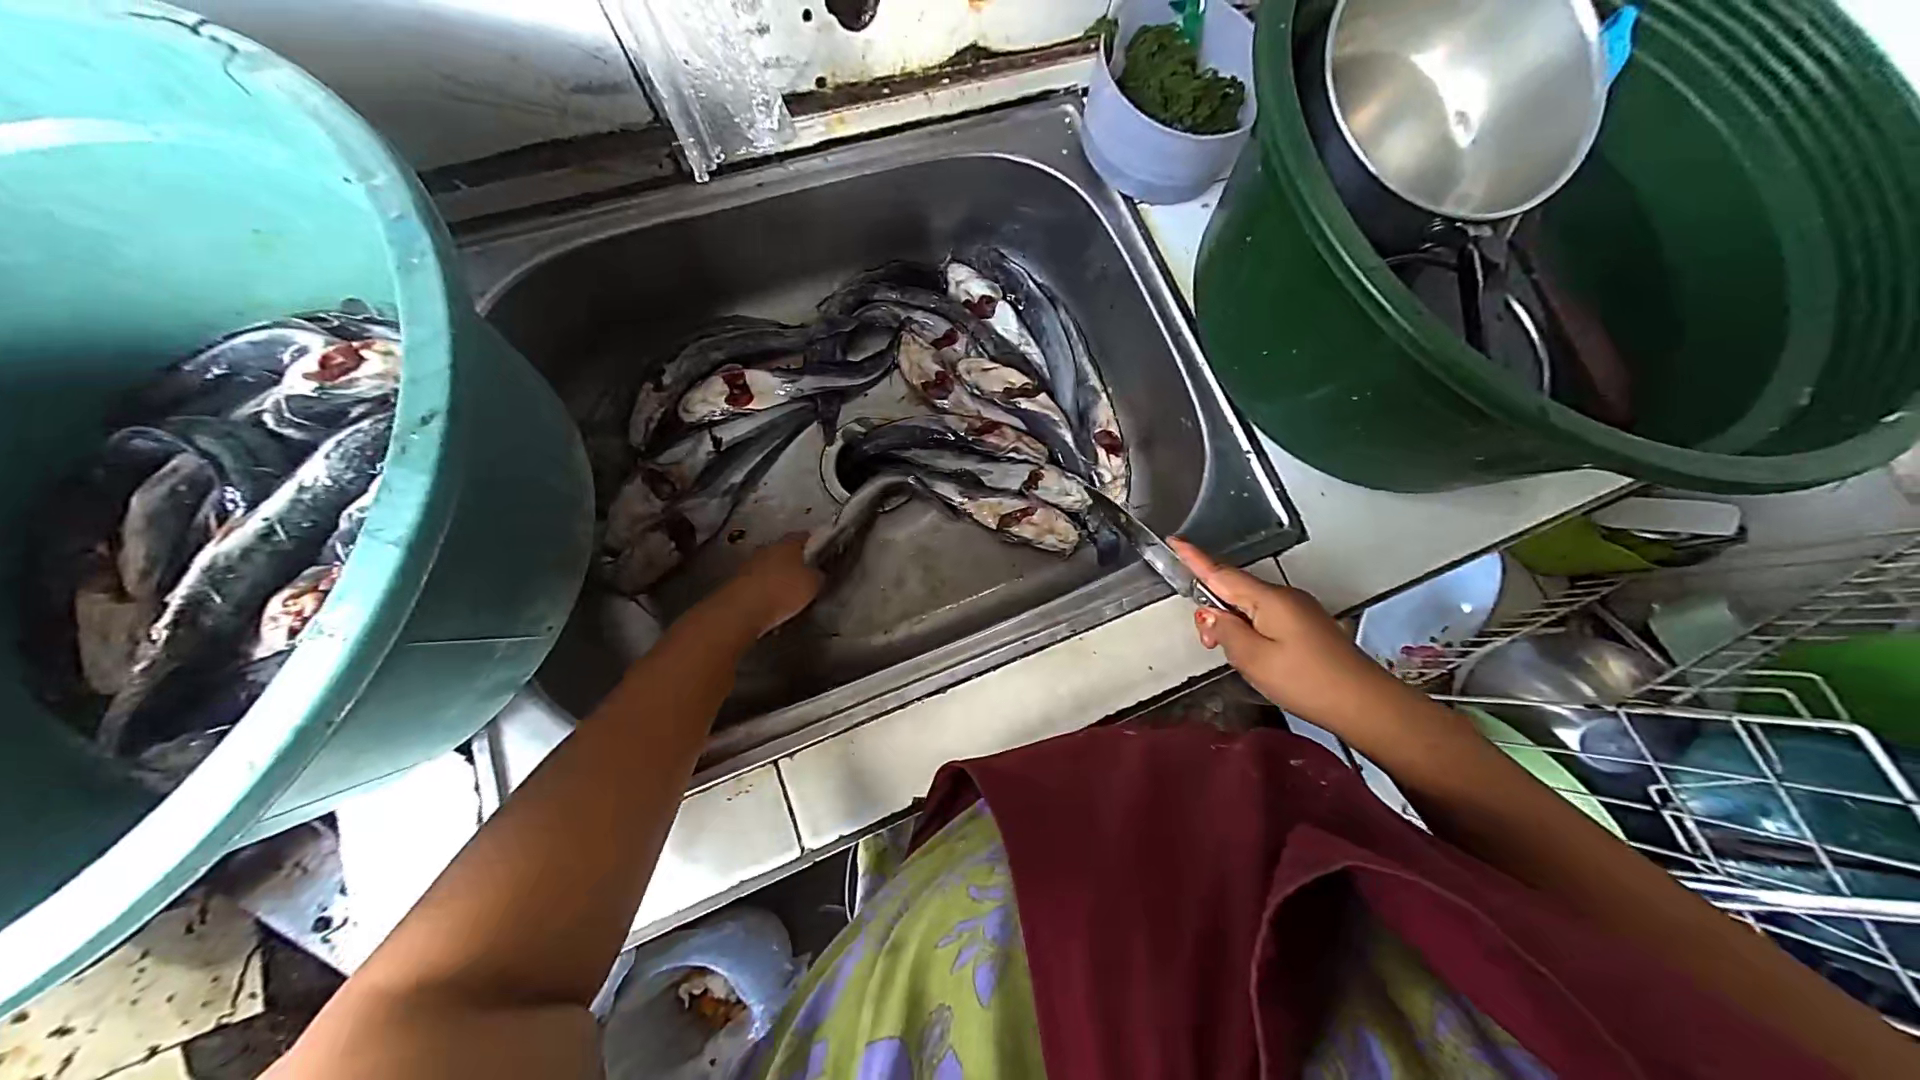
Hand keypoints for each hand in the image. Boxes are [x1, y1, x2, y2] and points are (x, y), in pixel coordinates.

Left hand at [702, 534, 823, 638]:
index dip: (810, 541)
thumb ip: (817, 575)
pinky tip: (769, 602)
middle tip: (801, 571)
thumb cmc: (783, 591)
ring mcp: (748, 565)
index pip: (801, 536)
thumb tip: (817, 572)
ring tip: (785, 589)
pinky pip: (755, 582)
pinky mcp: (736, 582)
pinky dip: (763, 588)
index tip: (816, 547)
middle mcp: (766, 549)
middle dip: (790, 559)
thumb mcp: (812, 585)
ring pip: (766, 566)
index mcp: (787, 545)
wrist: (742, 610)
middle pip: (780, 550)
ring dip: (774, 574)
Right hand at [1168, 537, 1407, 725]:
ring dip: (1232, 624)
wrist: (1366, 704)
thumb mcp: (1253, 659)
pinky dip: (1250, 630)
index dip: (1195, 558)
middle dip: (1212, 608)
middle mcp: (1284, 597)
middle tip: (1209, 644)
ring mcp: (1299, 610)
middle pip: (1235, 590)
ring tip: (1235, 656)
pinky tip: (1255, 655)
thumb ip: (1224, 632)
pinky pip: (1266, 618)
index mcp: (1269, 600)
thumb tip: (1208, 614)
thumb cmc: (1307, 681)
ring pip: (1250, 606)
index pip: (1222, 573)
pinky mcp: (1307, 626)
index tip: (1175, 541)